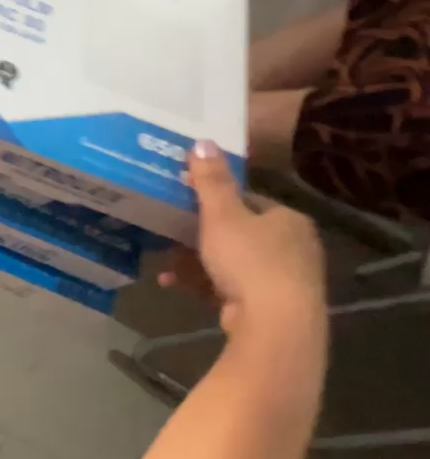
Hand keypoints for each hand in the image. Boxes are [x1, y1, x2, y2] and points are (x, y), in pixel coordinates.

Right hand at [159, 141, 325, 339]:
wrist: (273, 317)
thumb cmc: (248, 259)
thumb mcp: (221, 216)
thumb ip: (210, 182)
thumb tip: (202, 141)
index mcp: (287, 218)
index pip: (247, 201)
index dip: (212, 204)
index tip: (181, 209)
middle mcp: (292, 242)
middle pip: (234, 232)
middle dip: (195, 238)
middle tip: (166, 240)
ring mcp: (282, 273)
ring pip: (227, 260)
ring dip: (192, 263)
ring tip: (165, 268)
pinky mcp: (268, 299)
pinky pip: (227, 284)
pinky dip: (201, 282)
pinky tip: (175, 286)